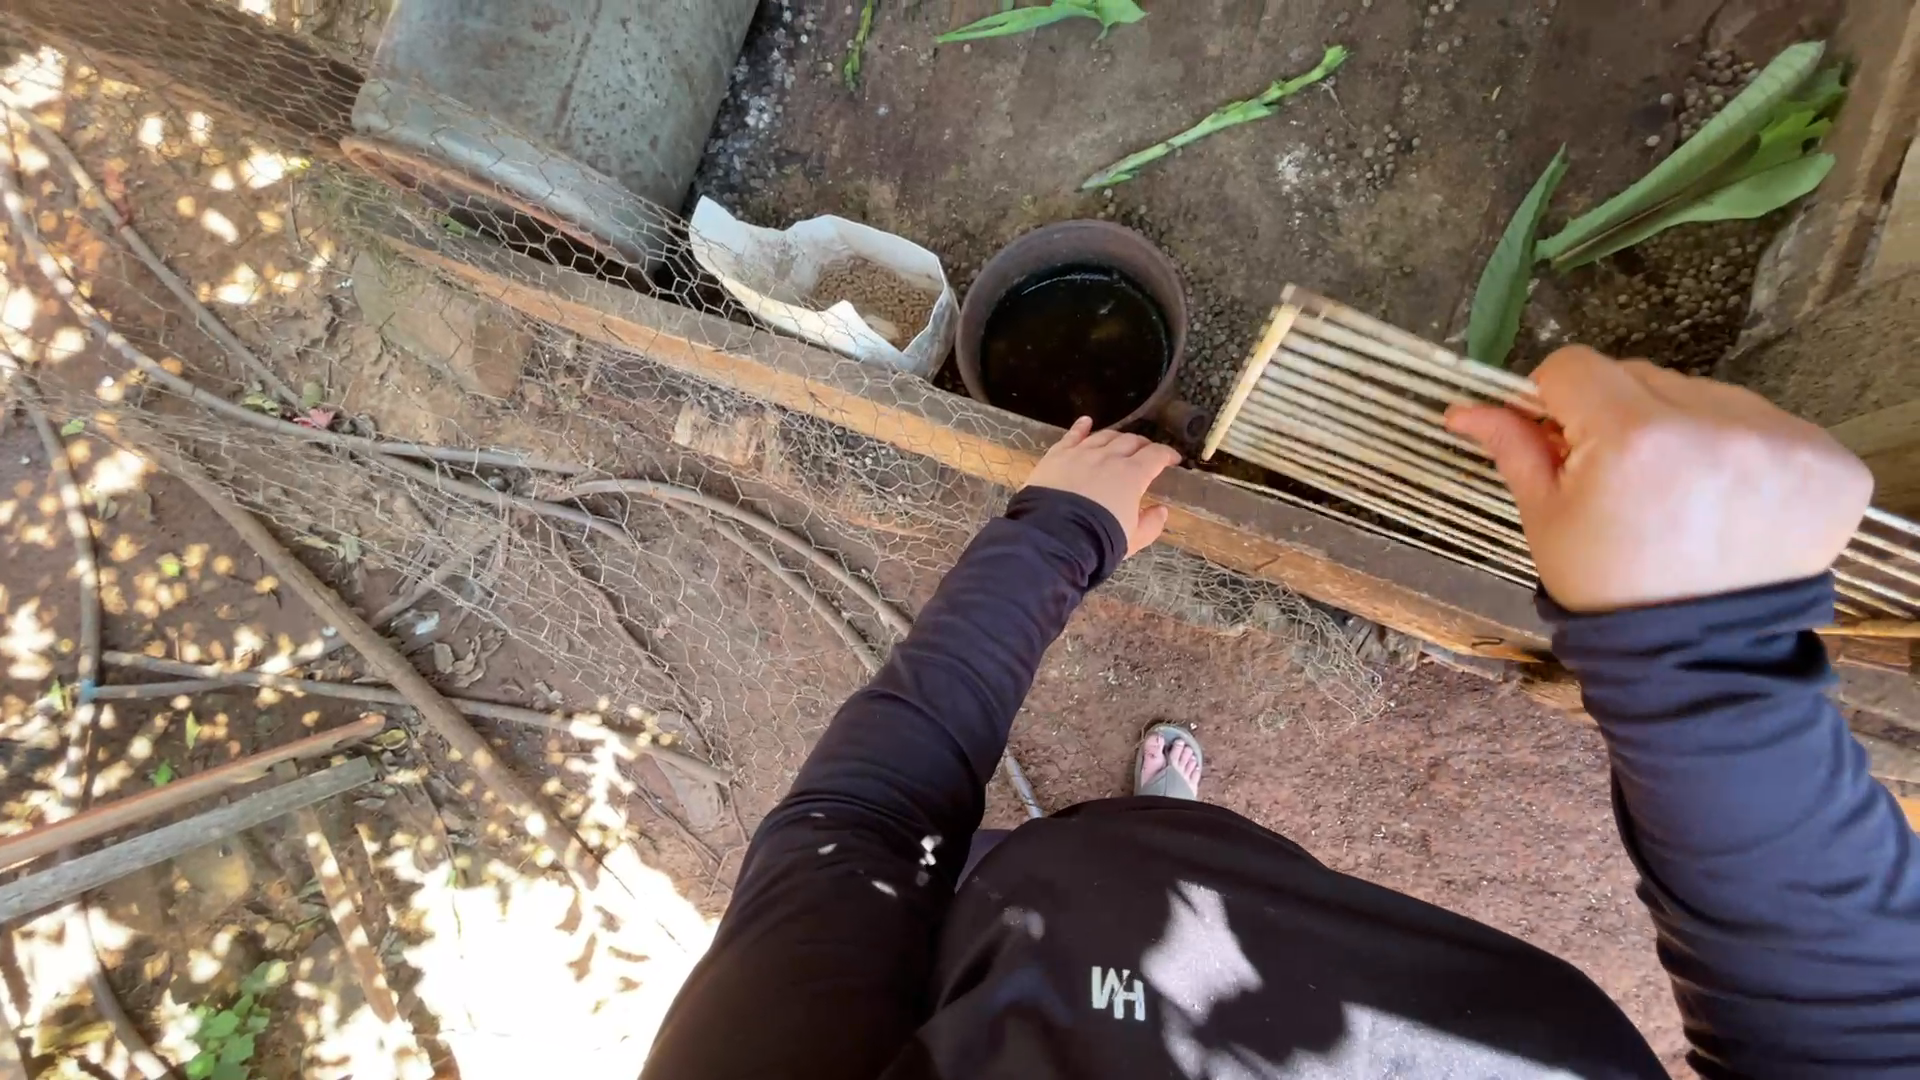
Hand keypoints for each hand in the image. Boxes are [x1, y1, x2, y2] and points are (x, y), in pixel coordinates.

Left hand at [1023, 417, 1180, 556]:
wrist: (1054, 536)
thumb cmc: (1098, 540)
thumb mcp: (1133, 539)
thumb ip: (1151, 524)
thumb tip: (1161, 510)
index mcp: (1132, 475)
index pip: (1156, 455)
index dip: (1167, 454)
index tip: (1173, 459)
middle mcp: (1108, 457)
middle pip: (1130, 441)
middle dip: (1143, 445)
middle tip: (1146, 452)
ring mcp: (1081, 453)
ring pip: (1104, 437)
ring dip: (1116, 437)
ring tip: (1121, 442)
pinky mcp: (1057, 456)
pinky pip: (1072, 436)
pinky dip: (1081, 427)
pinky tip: (1085, 421)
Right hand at [1445, 346, 1870, 612]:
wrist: (1694, 644)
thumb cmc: (1601, 577)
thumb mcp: (1542, 512)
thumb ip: (1512, 446)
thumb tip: (1462, 410)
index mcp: (1630, 437)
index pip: (1574, 366)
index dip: (1550, 396)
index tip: (1554, 437)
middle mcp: (1712, 421)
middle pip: (1638, 375)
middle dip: (1612, 411)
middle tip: (1609, 471)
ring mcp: (1782, 437)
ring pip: (1700, 394)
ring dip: (1674, 424)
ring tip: (1669, 486)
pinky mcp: (1831, 457)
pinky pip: (1760, 421)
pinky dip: (1731, 446)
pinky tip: (1719, 494)